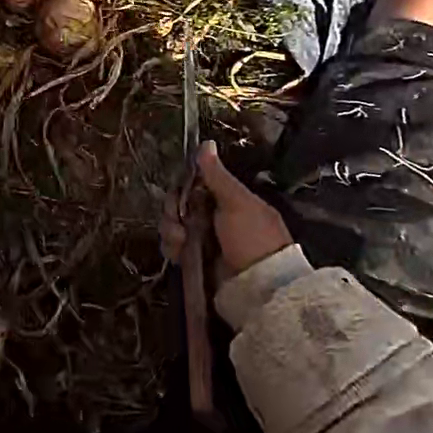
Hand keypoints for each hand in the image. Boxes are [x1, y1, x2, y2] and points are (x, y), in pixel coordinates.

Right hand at [163, 142, 294, 279]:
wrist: (262, 290)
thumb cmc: (253, 239)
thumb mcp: (238, 202)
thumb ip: (217, 175)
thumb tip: (206, 143)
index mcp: (227, 201)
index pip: (193, 186)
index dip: (181, 188)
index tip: (179, 195)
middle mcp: (214, 219)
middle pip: (178, 205)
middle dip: (172, 210)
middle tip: (179, 220)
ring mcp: (204, 242)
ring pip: (172, 226)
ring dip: (170, 230)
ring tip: (180, 241)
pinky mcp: (196, 263)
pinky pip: (173, 249)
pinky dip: (171, 248)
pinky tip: (177, 253)